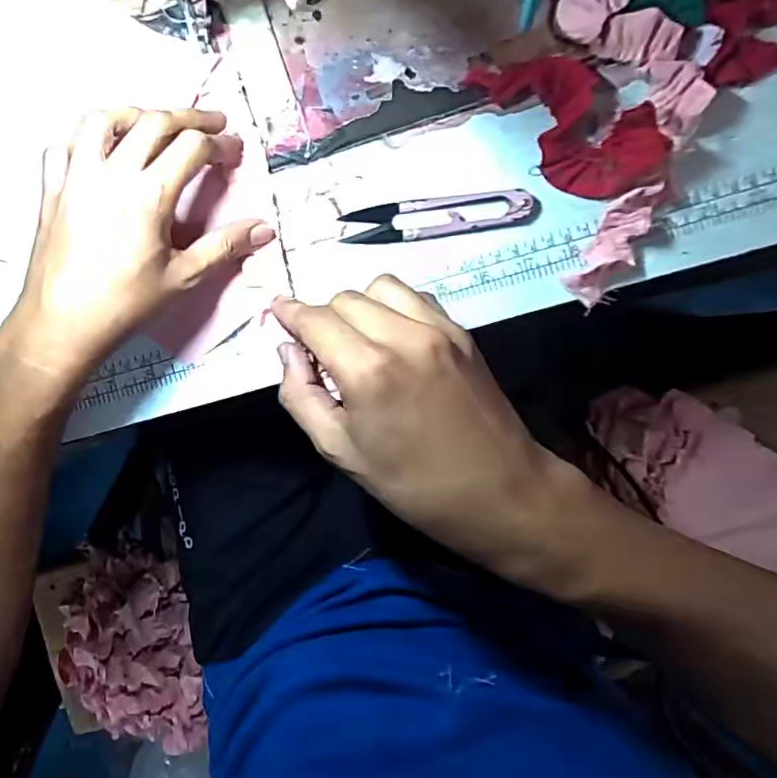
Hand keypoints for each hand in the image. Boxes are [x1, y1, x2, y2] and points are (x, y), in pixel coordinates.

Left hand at [0, 109, 274, 397]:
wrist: (62, 325)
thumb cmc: (124, 304)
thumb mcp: (183, 277)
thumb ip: (224, 246)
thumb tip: (263, 230)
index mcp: (149, 194)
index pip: (192, 147)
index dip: (220, 144)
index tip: (234, 150)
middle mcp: (112, 174)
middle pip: (154, 121)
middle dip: (190, 117)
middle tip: (212, 123)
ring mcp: (76, 178)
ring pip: (103, 120)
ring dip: (136, 114)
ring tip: (155, 122)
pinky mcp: (52, 190)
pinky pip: (63, 146)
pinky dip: (86, 138)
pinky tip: (101, 149)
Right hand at [271, 276, 619, 592]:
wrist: (498, 490)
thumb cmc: (412, 484)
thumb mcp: (340, 451)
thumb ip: (301, 395)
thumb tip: (288, 352)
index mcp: (367, 370)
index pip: (315, 319)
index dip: (289, 313)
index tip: (278, 313)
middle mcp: (402, 336)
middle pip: (344, 298)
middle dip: (323, 318)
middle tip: (322, 351)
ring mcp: (437, 329)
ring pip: (380, 286)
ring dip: (359, 306)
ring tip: (359, 339)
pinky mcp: (461, 332)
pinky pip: (416, 297)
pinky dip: (394, 306)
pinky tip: (394, 336)